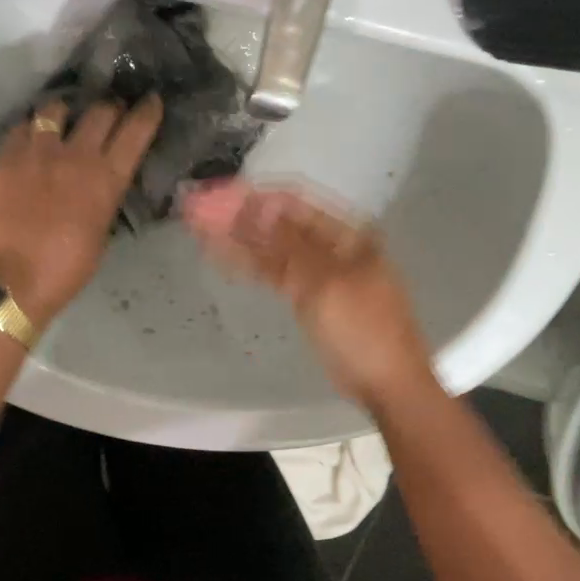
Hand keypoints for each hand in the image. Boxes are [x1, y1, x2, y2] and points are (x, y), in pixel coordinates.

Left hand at [0, 95, 163, 323]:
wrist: (15, 281)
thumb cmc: (66, 269)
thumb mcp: (100, 233)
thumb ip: (103, 198)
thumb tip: (100, 183)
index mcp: (107, 179)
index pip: (136, 130)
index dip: (147, 111)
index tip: (151, 101)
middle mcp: (76, 156)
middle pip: (101, 111)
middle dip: (109, 108)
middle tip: (108, 113)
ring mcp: (38, 153)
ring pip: (55, 109)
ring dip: (65, 112)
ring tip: (62, 119)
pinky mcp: (7, 158)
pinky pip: (22, 128)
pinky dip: (30, 129)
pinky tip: (30, 139)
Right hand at [182, 180, 435, 406]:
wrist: (387, 383)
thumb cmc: (364, 331)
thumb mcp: (325, 283)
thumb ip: (286, 245)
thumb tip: (252, 207)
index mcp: (345, 233)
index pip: (288, 202)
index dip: (247, 196)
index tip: (208, 196)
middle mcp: (331, 245)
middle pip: (276, 222)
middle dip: (235, 213)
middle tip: (192, 209)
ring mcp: (318, 272)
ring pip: (270, 247)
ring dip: (235, 236)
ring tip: (196, 227)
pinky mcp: (307, 297)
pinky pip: (273, 272)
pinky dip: (247, 262)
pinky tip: (221, 255)